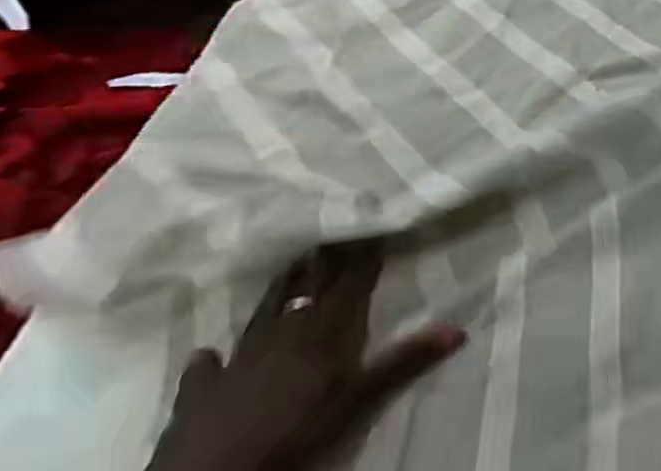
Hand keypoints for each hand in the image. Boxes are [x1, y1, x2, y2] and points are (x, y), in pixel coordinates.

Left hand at [145, 239, 465, 470]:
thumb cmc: (297, 437)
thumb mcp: (360, 402)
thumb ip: (406, 362)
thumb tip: (459, 327)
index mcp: (324, 330)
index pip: (352, 280)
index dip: (366, 252)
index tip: (376, 222)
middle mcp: (285, 331)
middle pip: (310, 285)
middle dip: (326, 258)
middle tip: (337, 230)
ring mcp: (239, 358)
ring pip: (266, 309)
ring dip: (283, 286)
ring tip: (294, 262)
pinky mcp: (201, 392)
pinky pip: (210, 366)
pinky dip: (214, 357)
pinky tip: (210, 353)